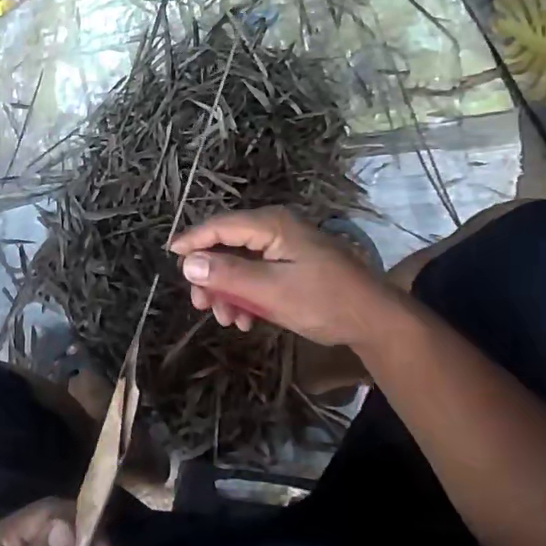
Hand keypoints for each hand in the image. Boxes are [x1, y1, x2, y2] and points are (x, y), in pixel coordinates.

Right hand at [169, 207, 404, 347]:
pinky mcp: (294, 264)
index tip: (171, 256)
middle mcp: (277, 228)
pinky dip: (248, 294)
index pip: (221, 225)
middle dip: (212, 276)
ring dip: (229, 290)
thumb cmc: (323, 301)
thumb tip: (187, 263)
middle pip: (229, 245)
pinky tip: (246, 319)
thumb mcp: (271, 291)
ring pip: (242, 263)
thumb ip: (228, 275)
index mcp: (272, 225)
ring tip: (227, 320)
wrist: (374, 320)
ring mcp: (287, 246)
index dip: (193, 240)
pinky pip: (259, 273)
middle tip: (200, 305)